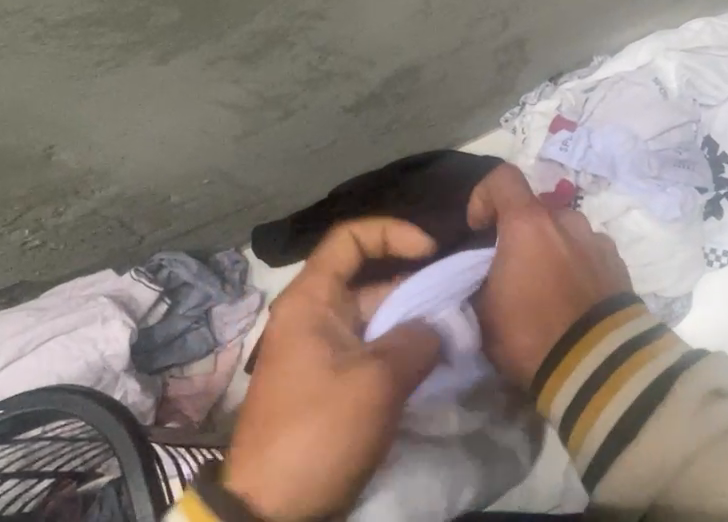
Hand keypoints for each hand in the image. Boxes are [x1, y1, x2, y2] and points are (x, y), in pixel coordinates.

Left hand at [221, 219, 443, 521]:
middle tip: (457, 300)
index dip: (393, 232)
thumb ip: (417, 339)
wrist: (270, 511)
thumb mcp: (378, 381)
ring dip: (411, 322)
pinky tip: (431, 363)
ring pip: (373, 318)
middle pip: (368, 278)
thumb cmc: (319, 430)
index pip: (351, 238)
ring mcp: (319, 352)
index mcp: (310, 300)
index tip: (431, 252)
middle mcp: (312, 316)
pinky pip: (369, 350)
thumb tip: (436, 327)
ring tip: (454, 331)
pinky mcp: (327, 384)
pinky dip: (398, 350)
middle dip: (414, 285)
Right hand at [469, 166, 634, 387]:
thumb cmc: (531, 334)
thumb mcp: (483, 313)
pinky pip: (589, 253)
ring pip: (566, 233)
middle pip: (537, 211)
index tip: (478, 229)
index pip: (503, 178)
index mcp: (528, 223)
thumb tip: (484, 275)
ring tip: (547, 289)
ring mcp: (597, 241)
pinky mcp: (619, 265)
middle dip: (521, 233)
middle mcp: (567, 220)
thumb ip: (481, 280)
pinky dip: (578, 266)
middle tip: (513, 271)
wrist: (598, 367)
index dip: (484, 196)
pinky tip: (574, 301)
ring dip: (552, 249)